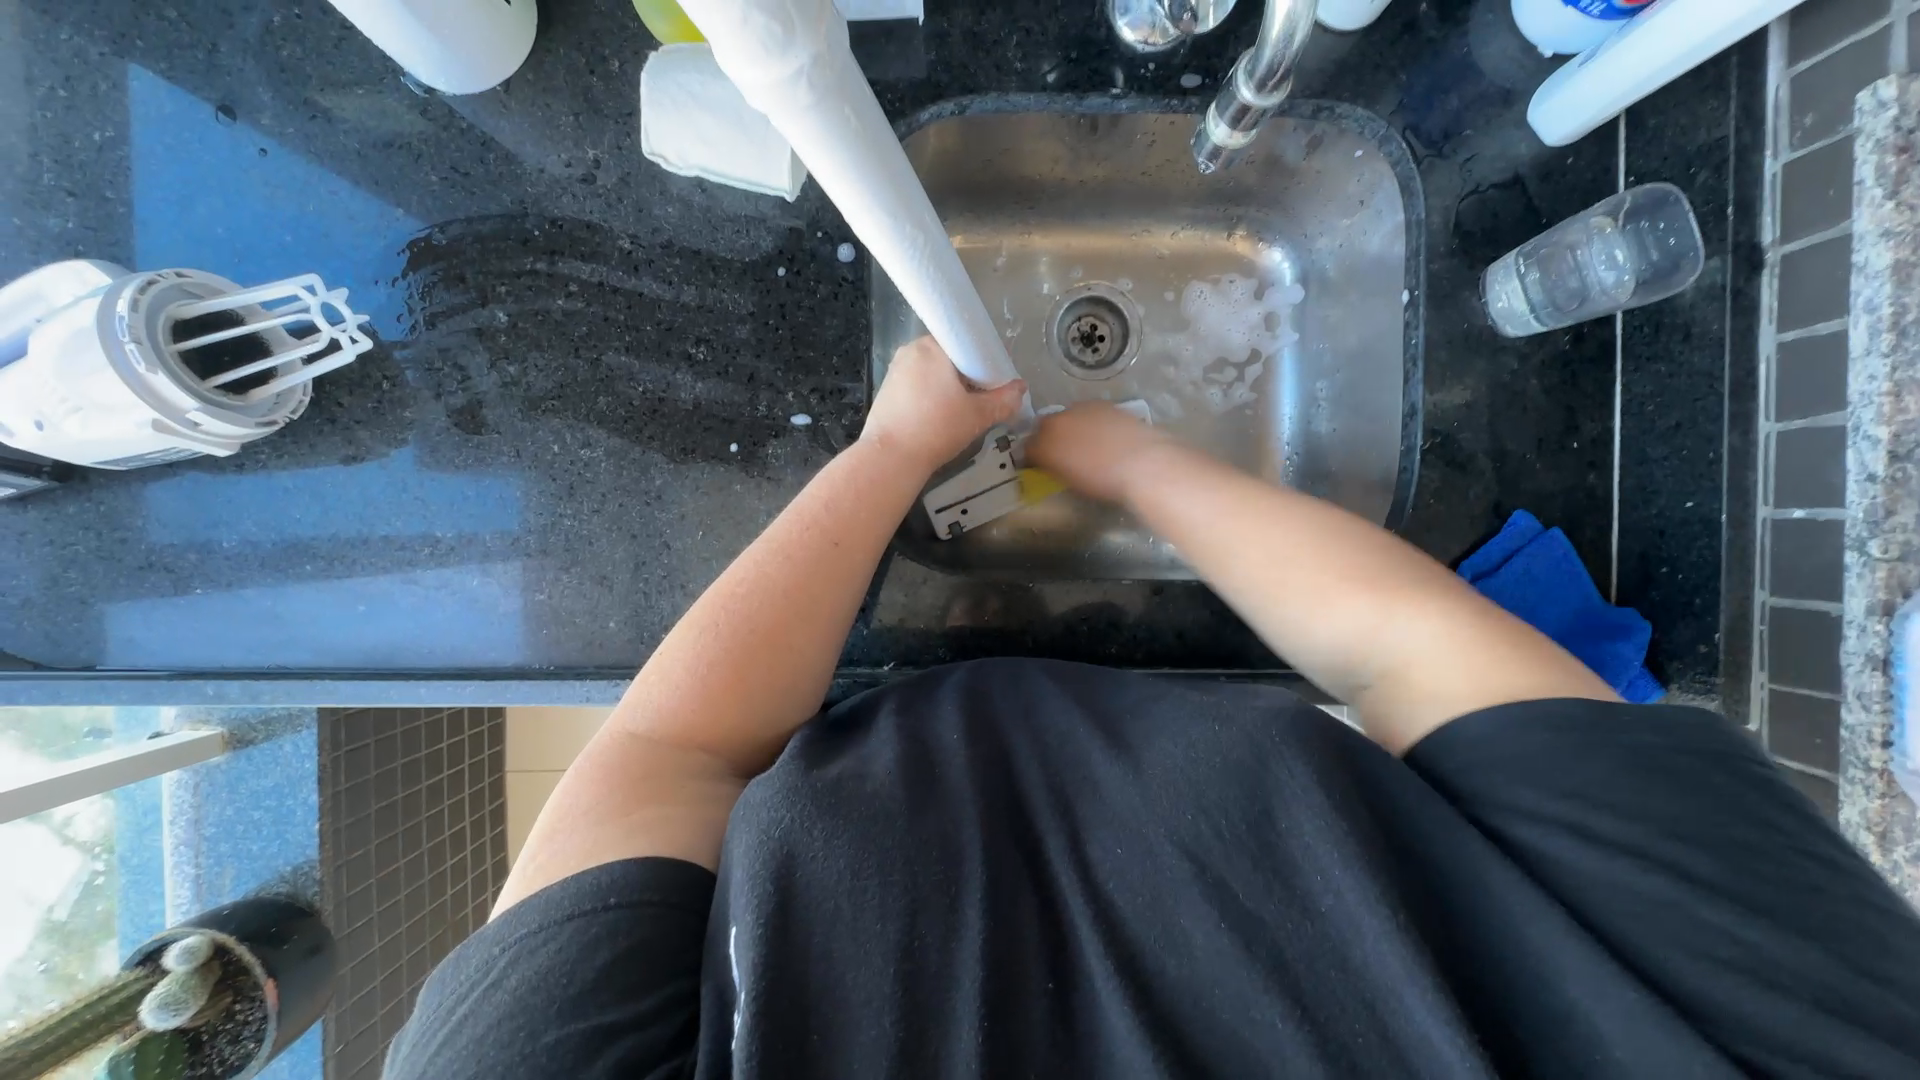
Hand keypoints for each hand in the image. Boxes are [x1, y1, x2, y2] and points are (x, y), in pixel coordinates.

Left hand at [863, 337, 1026, 476]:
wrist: (889, 459)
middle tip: (981, 400)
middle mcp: (910, 351)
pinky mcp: (886, 392)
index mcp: (932, 346)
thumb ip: (1003, 400)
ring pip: (932, 374)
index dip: (983, 361)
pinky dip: (931, 398)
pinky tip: (938, 420)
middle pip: (949, 358)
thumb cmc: (936, 428)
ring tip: (961, 413)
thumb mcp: (977, 416)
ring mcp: (895, 371)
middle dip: (966, 377)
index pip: (966, 342)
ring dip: (948, 389)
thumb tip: (1021, 389)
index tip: (993, 382)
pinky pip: (917, 387)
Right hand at [1024, 401, 1175, 503]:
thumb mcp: (1071, 481)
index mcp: (1044, 445)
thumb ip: (1055, 468)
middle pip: (1044, 426)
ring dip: (1070, 427)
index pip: (1028, 448)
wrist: (1142, 462)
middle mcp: (1056, 422)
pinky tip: (1103, 434)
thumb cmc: (1103, 483)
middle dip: (1049, 437)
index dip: (1034, 457)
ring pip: (1067, 417)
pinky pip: (1088, 412)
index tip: (1041, 465)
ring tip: (1086, 442)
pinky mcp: (1102, 404)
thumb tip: (1052, 463)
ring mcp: (1080, 409)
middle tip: (1062, 453)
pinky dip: (1090, 421)